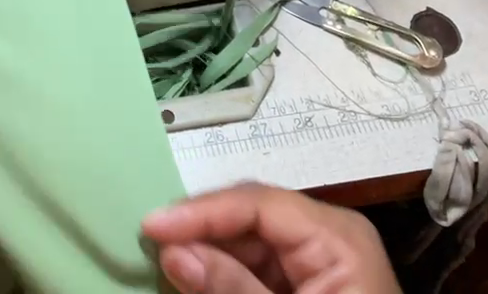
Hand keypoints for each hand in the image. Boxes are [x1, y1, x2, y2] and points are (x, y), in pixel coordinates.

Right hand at [142, 185, 399, 293]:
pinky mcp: (306, 285)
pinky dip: (223, 276)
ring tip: (164, 261)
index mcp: (337, 237)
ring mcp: (318, 261)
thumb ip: (232, 290)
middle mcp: (327, 236)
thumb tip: (172, 251)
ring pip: (247, 243)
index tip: (151, 225)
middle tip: (150, 243)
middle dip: (200, 232)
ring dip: (206, 254)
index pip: (256, 203)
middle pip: (248, 218)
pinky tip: (193, 278)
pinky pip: (256, 269)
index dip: (200, 211)